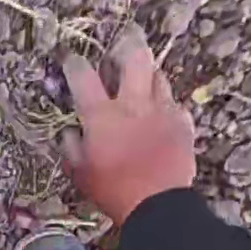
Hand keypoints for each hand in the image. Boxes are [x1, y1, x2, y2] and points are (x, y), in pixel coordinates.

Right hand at [60, 23, 196, 223]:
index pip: (83, 76)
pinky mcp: (183, 124)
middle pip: (133, 57)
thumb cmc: (113, 191)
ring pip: (158, 76)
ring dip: (148, 74)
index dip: (73, 62)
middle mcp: (133, 104)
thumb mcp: (81, 174)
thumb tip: (68, 133)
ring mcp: (162, 110)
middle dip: (126, 43)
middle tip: (121, 44)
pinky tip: (161, 114)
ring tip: (142, 80)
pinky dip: (166, 104)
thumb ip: (71, 148)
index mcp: (102, 115)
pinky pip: (175, 103)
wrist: (157, 205)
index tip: (69, 57)